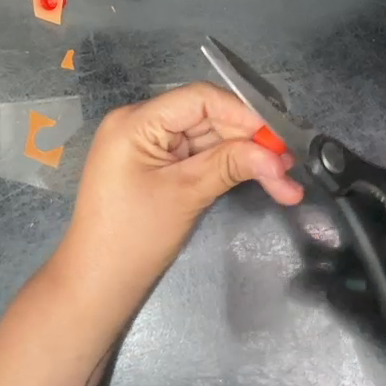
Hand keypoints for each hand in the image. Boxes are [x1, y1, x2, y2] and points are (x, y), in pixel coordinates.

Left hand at [54, 83, 303, 305]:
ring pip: (206, 138)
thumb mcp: (185, 195)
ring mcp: (147, 145)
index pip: (198, 99)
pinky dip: (226, 166)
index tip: (278, 137)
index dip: (242, 113)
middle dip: (249, 141)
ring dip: (244, 157)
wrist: (96, 286)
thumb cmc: (133, 238)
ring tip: (284, 180)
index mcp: (135, 120)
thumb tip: (277, 155)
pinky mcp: (155, 166)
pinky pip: (196, 155)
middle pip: (206, 118)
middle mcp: (139, 123)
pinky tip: (258, 177)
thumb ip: (229, 164)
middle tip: (289, 166)